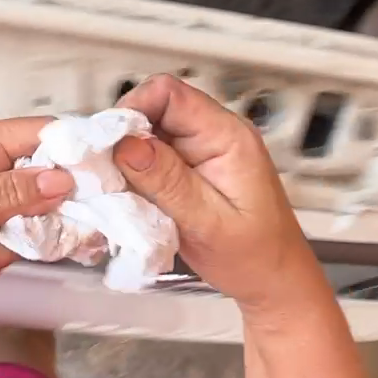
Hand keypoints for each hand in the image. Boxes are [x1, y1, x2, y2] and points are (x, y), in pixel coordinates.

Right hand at [113, 75, 329, 312]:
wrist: (273, 282)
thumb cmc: (254, 257)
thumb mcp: (207, 222)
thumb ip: (168, 181)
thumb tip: (127, 144)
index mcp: (227, 137)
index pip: (169, 94)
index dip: (131, 109)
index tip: (107, 143)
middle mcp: (212, 135)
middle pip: (152, 109)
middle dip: (122, 136)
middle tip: (104, 171)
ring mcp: (198, 151)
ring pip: (146, 133)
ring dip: (124, 158)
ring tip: (116, 189)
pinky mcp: (186, 168)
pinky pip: (149, 157)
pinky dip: (131, 174)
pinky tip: (129, 197)